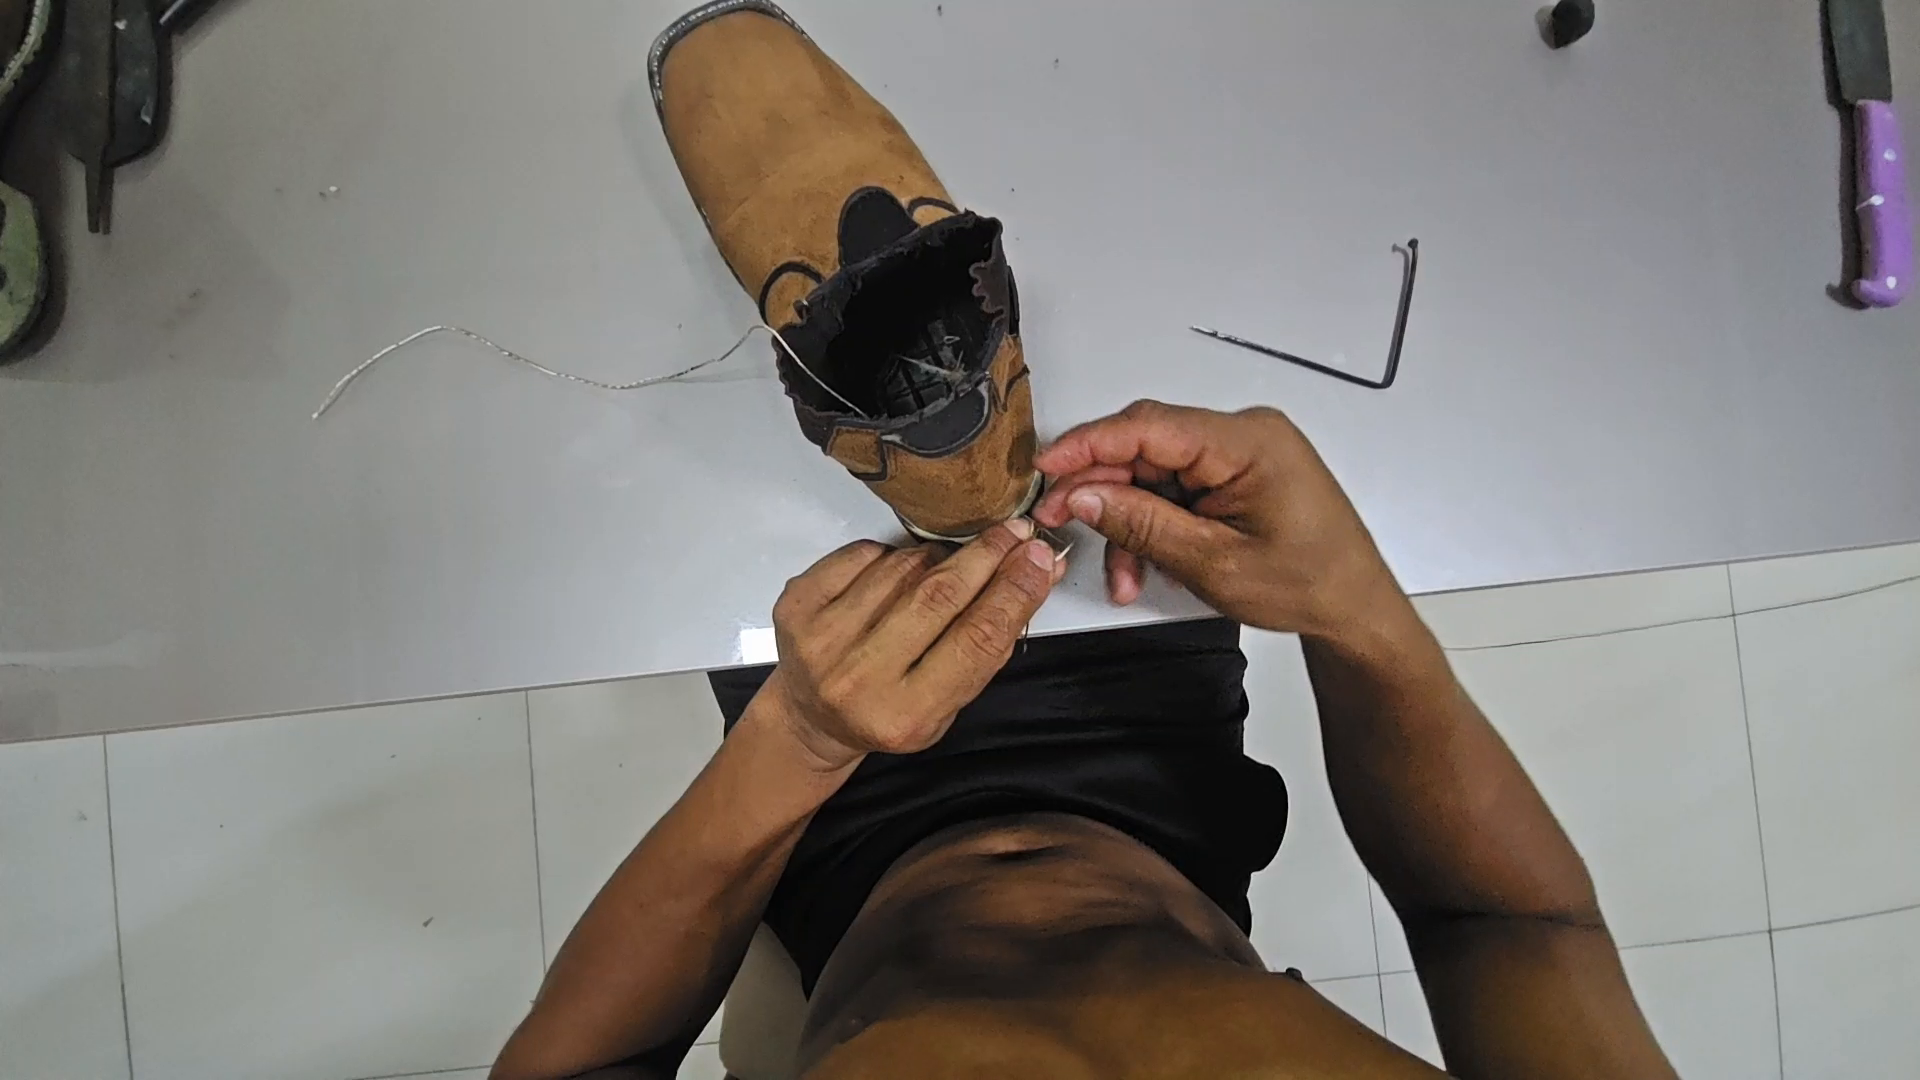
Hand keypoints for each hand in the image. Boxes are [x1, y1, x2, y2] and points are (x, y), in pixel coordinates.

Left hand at [750, 521, 1064, 772]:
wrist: (812, 716)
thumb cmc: (886, 710)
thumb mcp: (947, 700)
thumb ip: (990, 641)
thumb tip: (1038, 572)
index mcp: (904, 714)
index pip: (975, 641)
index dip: (1015, 592)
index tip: (1041, 557)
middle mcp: (858, 679)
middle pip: (940, 596)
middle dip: (987, 555)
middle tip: (1016, 531)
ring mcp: (822, 639)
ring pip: (904, 567)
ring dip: (937, 559)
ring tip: (943, 573)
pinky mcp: (797, 603)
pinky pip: (866, 553)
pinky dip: (891, 555)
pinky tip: (895, 574)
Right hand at [1032, 400, 1402, 639]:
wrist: (1351, 609)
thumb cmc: (1309, 584)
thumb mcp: (1213, 562)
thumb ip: (1141, 524)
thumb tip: (1084, 495)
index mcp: (1249, 443)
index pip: (1149, 426)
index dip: (1088, 443)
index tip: (1047, 465)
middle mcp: (1243, 436)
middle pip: (1145, 449)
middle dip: (1102, 491)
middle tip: (1060, 519)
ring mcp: (1236, 455)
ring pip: (1151, 475)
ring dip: (1127, 522)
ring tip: (1124, 574)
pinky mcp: (1230, 475)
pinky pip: (1171, 490)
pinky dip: (1150, 525)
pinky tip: (1144, 562)